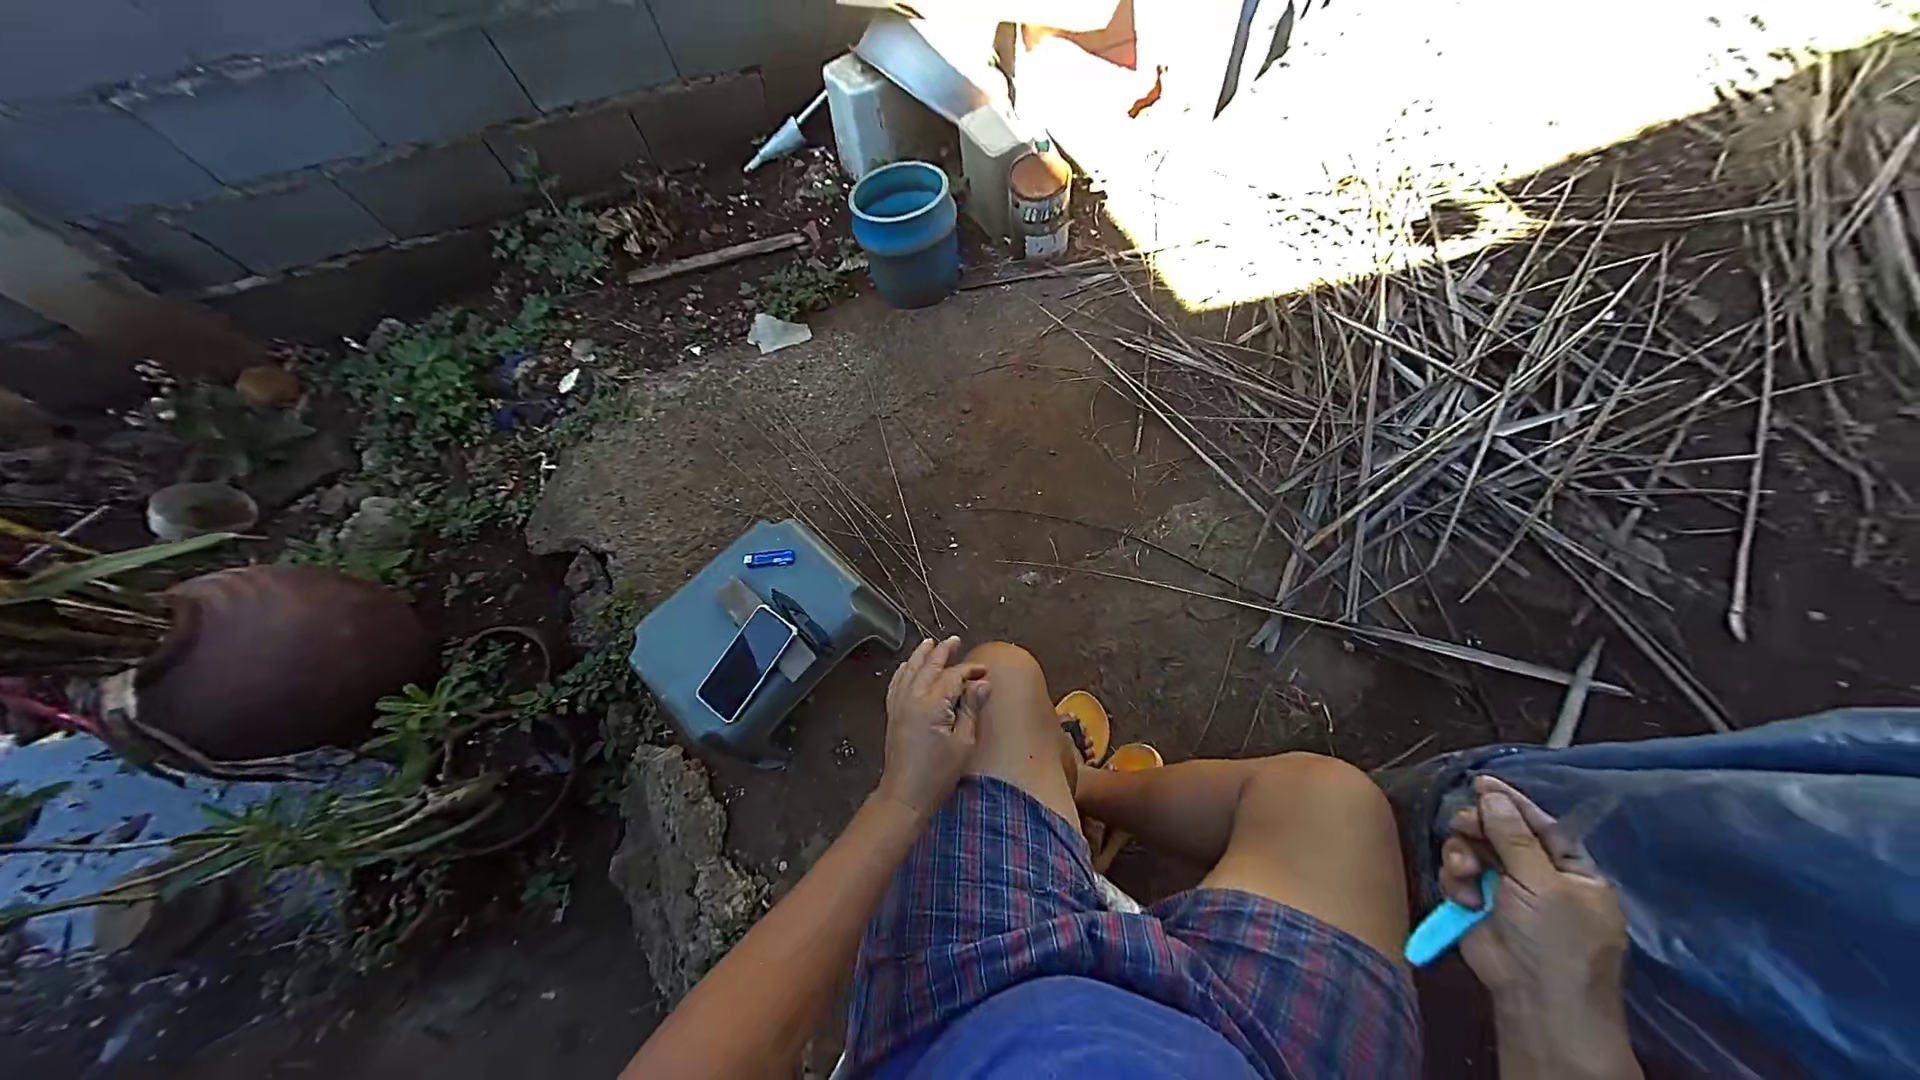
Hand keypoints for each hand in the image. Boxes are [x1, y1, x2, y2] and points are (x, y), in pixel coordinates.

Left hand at [877, 637, 987, 816]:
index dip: (969, 671)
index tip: (984, 673)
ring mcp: (899, 704)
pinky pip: (897, 683)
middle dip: (943, 652)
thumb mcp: (964, 743)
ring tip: (930, 643)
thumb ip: (971, 709)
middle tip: (955, 641)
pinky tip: (907, 665)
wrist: (905, 794)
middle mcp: (913, 698)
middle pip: (929, 666)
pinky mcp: (892, 713)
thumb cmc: (938, 773)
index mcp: (932, 704)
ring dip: (921, 655)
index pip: (953, 677)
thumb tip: (983, 684)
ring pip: (910, 671)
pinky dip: (904, 671)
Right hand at [1442, 776, 1640, 1079]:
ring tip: (1466, 875)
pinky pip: (1455, 871)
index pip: (1541, 825)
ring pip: (1469, 847)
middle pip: (1497, 831)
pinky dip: (1455, 880)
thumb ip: (1515, 837)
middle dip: (1477, 828)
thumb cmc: (1556, 941)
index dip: (1512, 802)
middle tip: (1466, 827)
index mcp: (1571, 871)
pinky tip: (1463, 897)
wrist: (1533, 995)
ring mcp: (1504, 888)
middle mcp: (1536, 875)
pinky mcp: (1474, 900)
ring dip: (1462, 856)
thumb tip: (1493, 794)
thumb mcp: (1542, 885)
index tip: (1482, 782)